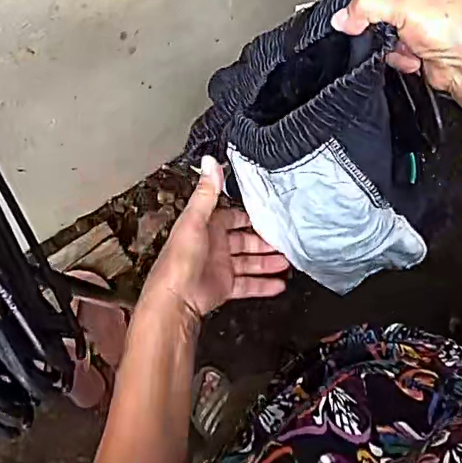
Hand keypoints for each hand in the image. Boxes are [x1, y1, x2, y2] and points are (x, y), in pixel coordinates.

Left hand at [139, 155, 288, 325]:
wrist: (174, 300)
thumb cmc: (179, 261)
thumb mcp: (195, 220)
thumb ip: (207, 192)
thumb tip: (210, 162)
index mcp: (206, 226)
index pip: (233, 217)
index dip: (249, 216)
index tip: (268, 215)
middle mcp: (214, 245)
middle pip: (245, 240)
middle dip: (265, 241)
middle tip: (284, 240)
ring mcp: (220, 266)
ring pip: (250, 261)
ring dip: (268, 261)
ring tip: (288, 261)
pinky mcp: (224, 286)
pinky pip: (248, 284)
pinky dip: (264, 284)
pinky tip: (278, 284)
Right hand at [330, 0, 461, 112]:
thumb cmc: (458, 27)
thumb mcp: (403, 6)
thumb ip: (364, 6)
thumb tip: (344, 15)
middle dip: (375, 14)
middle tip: (373, 21)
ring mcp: (420, 13)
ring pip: (382, 21)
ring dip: (387, 37)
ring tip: (403, 40)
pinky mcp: (418, 38)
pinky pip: (391, 42)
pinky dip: (397, 52)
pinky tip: (412, 54)